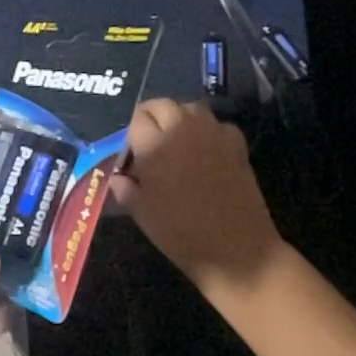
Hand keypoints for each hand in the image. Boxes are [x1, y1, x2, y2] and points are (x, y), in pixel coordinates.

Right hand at [111, 99, 284, 294]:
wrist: (236, 251)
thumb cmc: (180, 233)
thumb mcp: (141, 213)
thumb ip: (125, 188)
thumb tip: (118, 176)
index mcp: (154, 144)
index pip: (136, 119)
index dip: (131, 134)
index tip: (131, 153)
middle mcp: (182, 130)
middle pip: (162, 105)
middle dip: (152, 117)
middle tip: (150, 141)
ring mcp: (213, 134)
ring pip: (191, 107)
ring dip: (179, 117)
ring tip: (176, 140)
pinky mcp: (237, 145)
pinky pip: (217, 124)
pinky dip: (208, 130)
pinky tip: (206, 149)